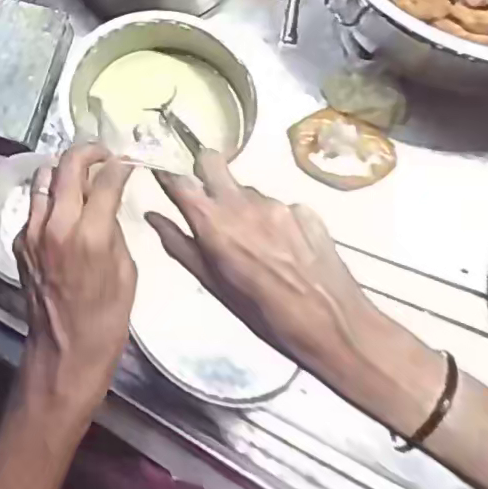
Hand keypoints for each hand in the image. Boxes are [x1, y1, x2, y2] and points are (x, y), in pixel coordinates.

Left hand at [15, 145, 136, 412]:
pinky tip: (64, 207)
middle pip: (69, 165)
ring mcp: (32, 231)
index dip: (121, 165)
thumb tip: (108, 200)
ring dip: (64, 169)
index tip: (128, 162)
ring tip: (81, 174)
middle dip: (90, 152)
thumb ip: (115, 228)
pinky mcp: (19, 241)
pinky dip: (50, 196)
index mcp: (90, 235)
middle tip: (103, 154)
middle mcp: (57, 225)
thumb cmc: (107, 319)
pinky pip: (35, 204)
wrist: (63, 353)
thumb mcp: (127, 271)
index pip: (106, 179)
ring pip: (44, 177)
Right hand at [143, 151, 388, 382]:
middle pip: (211, 161)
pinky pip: (275, 205)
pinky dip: (270, 219)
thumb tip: (152, 216)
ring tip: (252, 242)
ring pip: (245, 188)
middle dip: (202, 170)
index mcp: (214, 223)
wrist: (335, 327)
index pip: (178, 180)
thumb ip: (179, 245)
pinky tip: (281, 248)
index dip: (165, 173)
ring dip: (240, 204)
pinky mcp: (304, 209)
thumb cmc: (265, 316)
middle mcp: (242, 202)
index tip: (159, 171)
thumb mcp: (213, 285)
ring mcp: (276, 203)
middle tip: (205, 197)